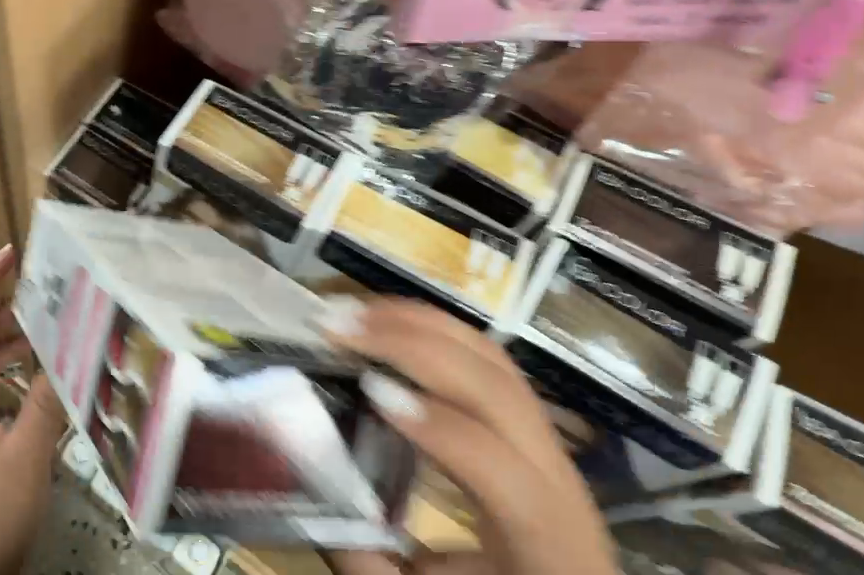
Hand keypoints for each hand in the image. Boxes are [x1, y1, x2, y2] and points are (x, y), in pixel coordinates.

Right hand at [312, 297, 618, 574]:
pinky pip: (486, 362)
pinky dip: (432, 332)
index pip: (503, 472)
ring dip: (419, 325)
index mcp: (548, 543)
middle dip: (415, 346)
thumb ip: (366, 560)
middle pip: (499, 391)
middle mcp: (561, 483)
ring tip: (352, 312)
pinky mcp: (527, 426)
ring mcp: (549, 446)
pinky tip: (384, 325)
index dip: (441, 429)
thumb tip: (302, 491)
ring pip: (494, 361)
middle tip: (337, 326)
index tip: (370, 391)